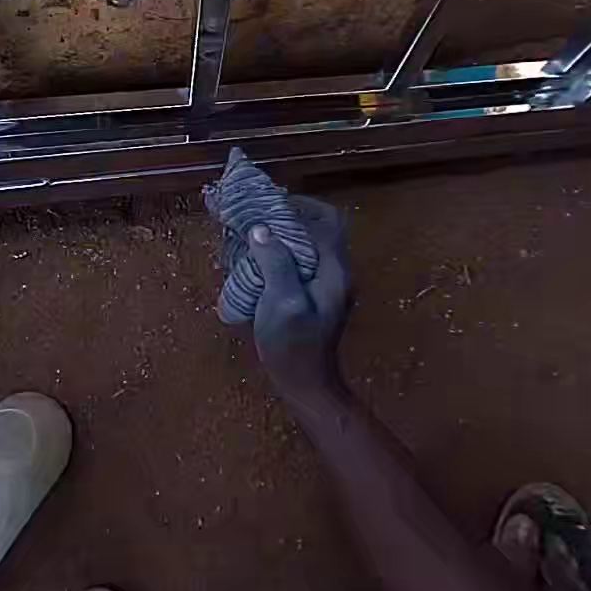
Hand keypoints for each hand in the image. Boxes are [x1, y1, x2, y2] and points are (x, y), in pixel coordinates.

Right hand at [247, 195, 351, 407]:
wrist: (306, 386)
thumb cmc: (294, 347)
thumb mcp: (282, 303)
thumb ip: (276, 263)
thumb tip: (262, 228)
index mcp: (334, 270)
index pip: (326, 221)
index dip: (299, 206)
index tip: (268, 203)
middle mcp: (336, 271)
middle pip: (320, 228)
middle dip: (290, 216)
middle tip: (259, 213)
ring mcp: (327, 284)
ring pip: (310, 243)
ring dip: (284, 233)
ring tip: (254, 231)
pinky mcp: (315, 294)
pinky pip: (301, 261)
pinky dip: (282, 252)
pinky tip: (258, 258)